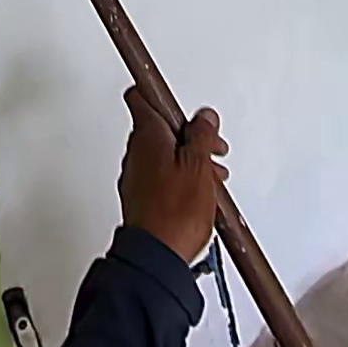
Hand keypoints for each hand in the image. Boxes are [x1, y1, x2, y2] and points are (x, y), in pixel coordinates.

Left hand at [118, 86, 228, 261]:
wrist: (157, 255)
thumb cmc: (174, 211)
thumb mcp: (199, 167)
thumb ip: (201, 136)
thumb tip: (204, 116)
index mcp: (147, 134)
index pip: (141, 97)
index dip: (155, 91)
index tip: (167, 90)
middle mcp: (136, 150)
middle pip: (158, 127)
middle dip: (186, 133)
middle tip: (210, 145)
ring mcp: (136, 173)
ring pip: (162, 152)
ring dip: (187, 157)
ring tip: (211, 175)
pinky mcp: (140, 195)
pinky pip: (159, 175)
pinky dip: (179, 177)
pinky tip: (198, 193)